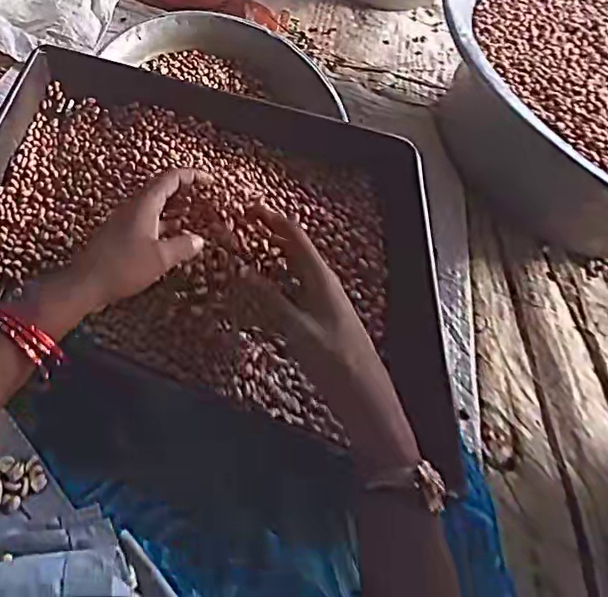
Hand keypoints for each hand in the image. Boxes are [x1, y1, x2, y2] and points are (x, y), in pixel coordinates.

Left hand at [57, 169, 210, 314]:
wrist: (86, 283)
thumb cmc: (123, 267)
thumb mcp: (159, 258)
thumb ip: (182, 246)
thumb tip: (198, 240)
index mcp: (144, 204)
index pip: (170, 178)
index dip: (191, 175)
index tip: (209, 180)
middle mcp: (134, 207)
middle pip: (161, 188)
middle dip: (184, 189)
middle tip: (203, 196)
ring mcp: (125, 220)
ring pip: (154, 205)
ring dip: (174, 207)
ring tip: (193, 214)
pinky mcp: (120, 234)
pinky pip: (147, 220)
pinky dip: (163, 223)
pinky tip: (172, 237)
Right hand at [235, 205, 419, 470]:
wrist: (367, 399)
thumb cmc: (337, 362)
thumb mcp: (296, 327)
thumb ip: (267, 297)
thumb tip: (241, 270)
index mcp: (321, 277)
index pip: (293, 234)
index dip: (270, 217)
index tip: (247, 208)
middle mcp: (323, 282)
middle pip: (293, 246)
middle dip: (267, 231)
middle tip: (240, 224)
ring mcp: (322, 299)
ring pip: (292, 265)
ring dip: (269, 254)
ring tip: (244, 249)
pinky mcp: (319, 316)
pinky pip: (293, 285)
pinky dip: (274, 277)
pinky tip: (260, 286)